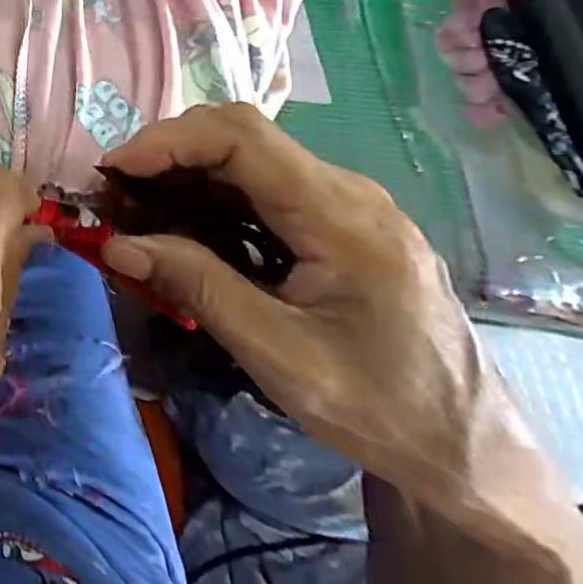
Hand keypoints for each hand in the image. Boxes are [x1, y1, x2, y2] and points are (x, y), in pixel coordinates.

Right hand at [97, 103, 516, 508]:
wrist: (469, 451)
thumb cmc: (381, 408)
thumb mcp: (281, 356)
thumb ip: (199, 288)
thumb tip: (115, 244)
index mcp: (342, 218)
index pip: (240, 138)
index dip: (166, 141)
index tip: (112, 170)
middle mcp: (344, 192)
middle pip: (237, 132)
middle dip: (164, 150)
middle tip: (114, 192)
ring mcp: (341, 202)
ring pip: (242, 152)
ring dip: (180, 170)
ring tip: (135, 209)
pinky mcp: (331, 219)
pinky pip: (256, 183)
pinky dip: (204, 191)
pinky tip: (180, 226)